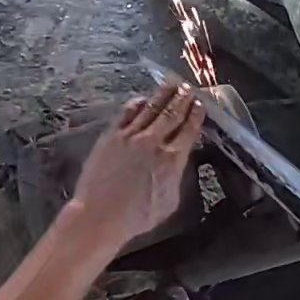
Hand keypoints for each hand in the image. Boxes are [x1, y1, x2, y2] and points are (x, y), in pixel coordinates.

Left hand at [66, 79, 204, 245]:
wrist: (99, 215)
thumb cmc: (137, 216)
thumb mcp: (170, 201)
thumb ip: (176, 177)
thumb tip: (177, 163)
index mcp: (172, 159)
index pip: (189, 129)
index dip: (196, 115)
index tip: (200, 105)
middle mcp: (154, 142)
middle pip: (173, 113)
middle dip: (183, 98)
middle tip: (188, 87)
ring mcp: (131, 136)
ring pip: (152, 108)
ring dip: (164, 94)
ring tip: (171, 83)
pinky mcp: (111, 136)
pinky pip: (127, 113)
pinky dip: (137, 104)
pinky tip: (142, 99)